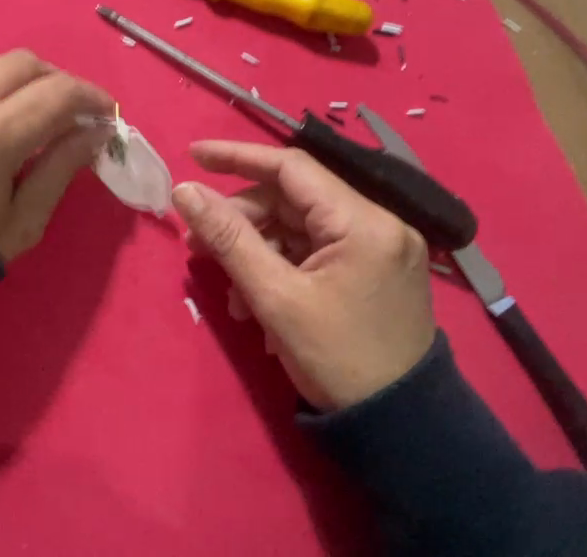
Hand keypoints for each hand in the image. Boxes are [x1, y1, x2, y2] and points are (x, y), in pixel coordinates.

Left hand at [0, 50, 114, 262]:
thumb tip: (96, 132)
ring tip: (39, 120)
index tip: (109, 114)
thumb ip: (61, 169)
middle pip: (24, 62)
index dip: (92, 97)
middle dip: (58, 81)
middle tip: (75, 114)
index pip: (58, 92)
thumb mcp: (20, 223)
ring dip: (24, 83)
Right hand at [172, 141, 434, 410]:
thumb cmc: (337, 360)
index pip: (292, 168)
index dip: (238, 157)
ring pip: (299, 227)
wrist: (402, 431)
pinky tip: (256, 303)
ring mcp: (379, 249)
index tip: (194, 156)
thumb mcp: (274, 298)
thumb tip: (184, 191)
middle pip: (292, 200)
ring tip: (230, 293)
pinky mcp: (374, 272)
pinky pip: (315, 252)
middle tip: (198, 246)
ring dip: (257, 251)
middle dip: (242, 220)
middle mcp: (379, 224)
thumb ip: (228, 238)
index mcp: (363, 223)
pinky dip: (281, 267)